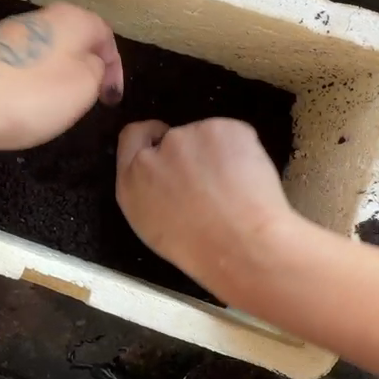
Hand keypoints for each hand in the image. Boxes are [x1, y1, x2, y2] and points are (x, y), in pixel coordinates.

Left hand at [0, 2, 124, 150]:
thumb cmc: (31, 96)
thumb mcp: (84, 87)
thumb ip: (97, 70)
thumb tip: (91, 63)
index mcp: (71, 18)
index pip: (106, 37)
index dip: (114, 69)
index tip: (111, 99)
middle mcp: (40, 17)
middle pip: (73, 43)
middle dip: (82, 71)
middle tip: (85, 101)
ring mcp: (7, 33)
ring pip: (44, 55)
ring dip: (54, 78)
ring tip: (52, 106)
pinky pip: (18, 67)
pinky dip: (26, 83)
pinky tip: (20, 103)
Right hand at [115, 118, 309, 299]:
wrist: (241, 246)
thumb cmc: (198, 249)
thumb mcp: (149, 226)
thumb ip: (146, 190)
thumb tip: (161, 175)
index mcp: (131, 178)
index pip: (133, 136)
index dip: (151, 137)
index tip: (165, 145)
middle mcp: (154, 152)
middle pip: (173, 138)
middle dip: (190, 153)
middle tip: (210, 182)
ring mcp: (188, 136)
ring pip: (205, 136)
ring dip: (216, 152)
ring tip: (233, 186)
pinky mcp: (222, 129)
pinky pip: (233, 133)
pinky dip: (242, 150)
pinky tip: (247, 178)